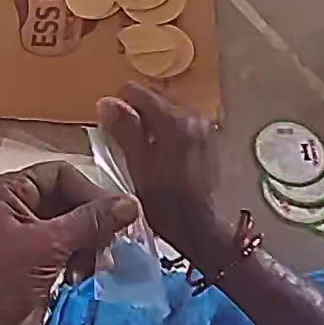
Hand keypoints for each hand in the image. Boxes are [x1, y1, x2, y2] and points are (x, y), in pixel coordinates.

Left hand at [0, 163, 137, 324]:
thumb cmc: (4, 279)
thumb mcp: (49, 245)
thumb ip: (91, 221)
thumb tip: (131, 204)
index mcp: (11, 190)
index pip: (60, 175)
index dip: (87, 191)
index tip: (114, 213)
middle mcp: (20, 205)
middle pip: (71, 199)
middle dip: (93, 221)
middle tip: (114, 240)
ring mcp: (31, 233)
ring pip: (76, 224)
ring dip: (92, 242)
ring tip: (100, 262)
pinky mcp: (41, 259)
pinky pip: (74, 246)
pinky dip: (86, 257)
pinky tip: (91, 273)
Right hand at [98, 84, 229, 268]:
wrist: (214, 233)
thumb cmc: (171, 206)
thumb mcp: (139, 169)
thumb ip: (124, 131)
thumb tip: (106, 102)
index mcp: (173, 119)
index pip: (136, 91)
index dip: (118, 104)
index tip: (110, 126)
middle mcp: (194, 116)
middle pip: (156, 98)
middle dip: (138, 114)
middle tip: (125, 143)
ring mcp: (208, 129)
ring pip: (172, 113)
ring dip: (156, 125)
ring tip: (146, 155)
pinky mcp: (217, 143)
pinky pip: (187, 128)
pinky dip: (173, 136)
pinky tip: (168, 162)